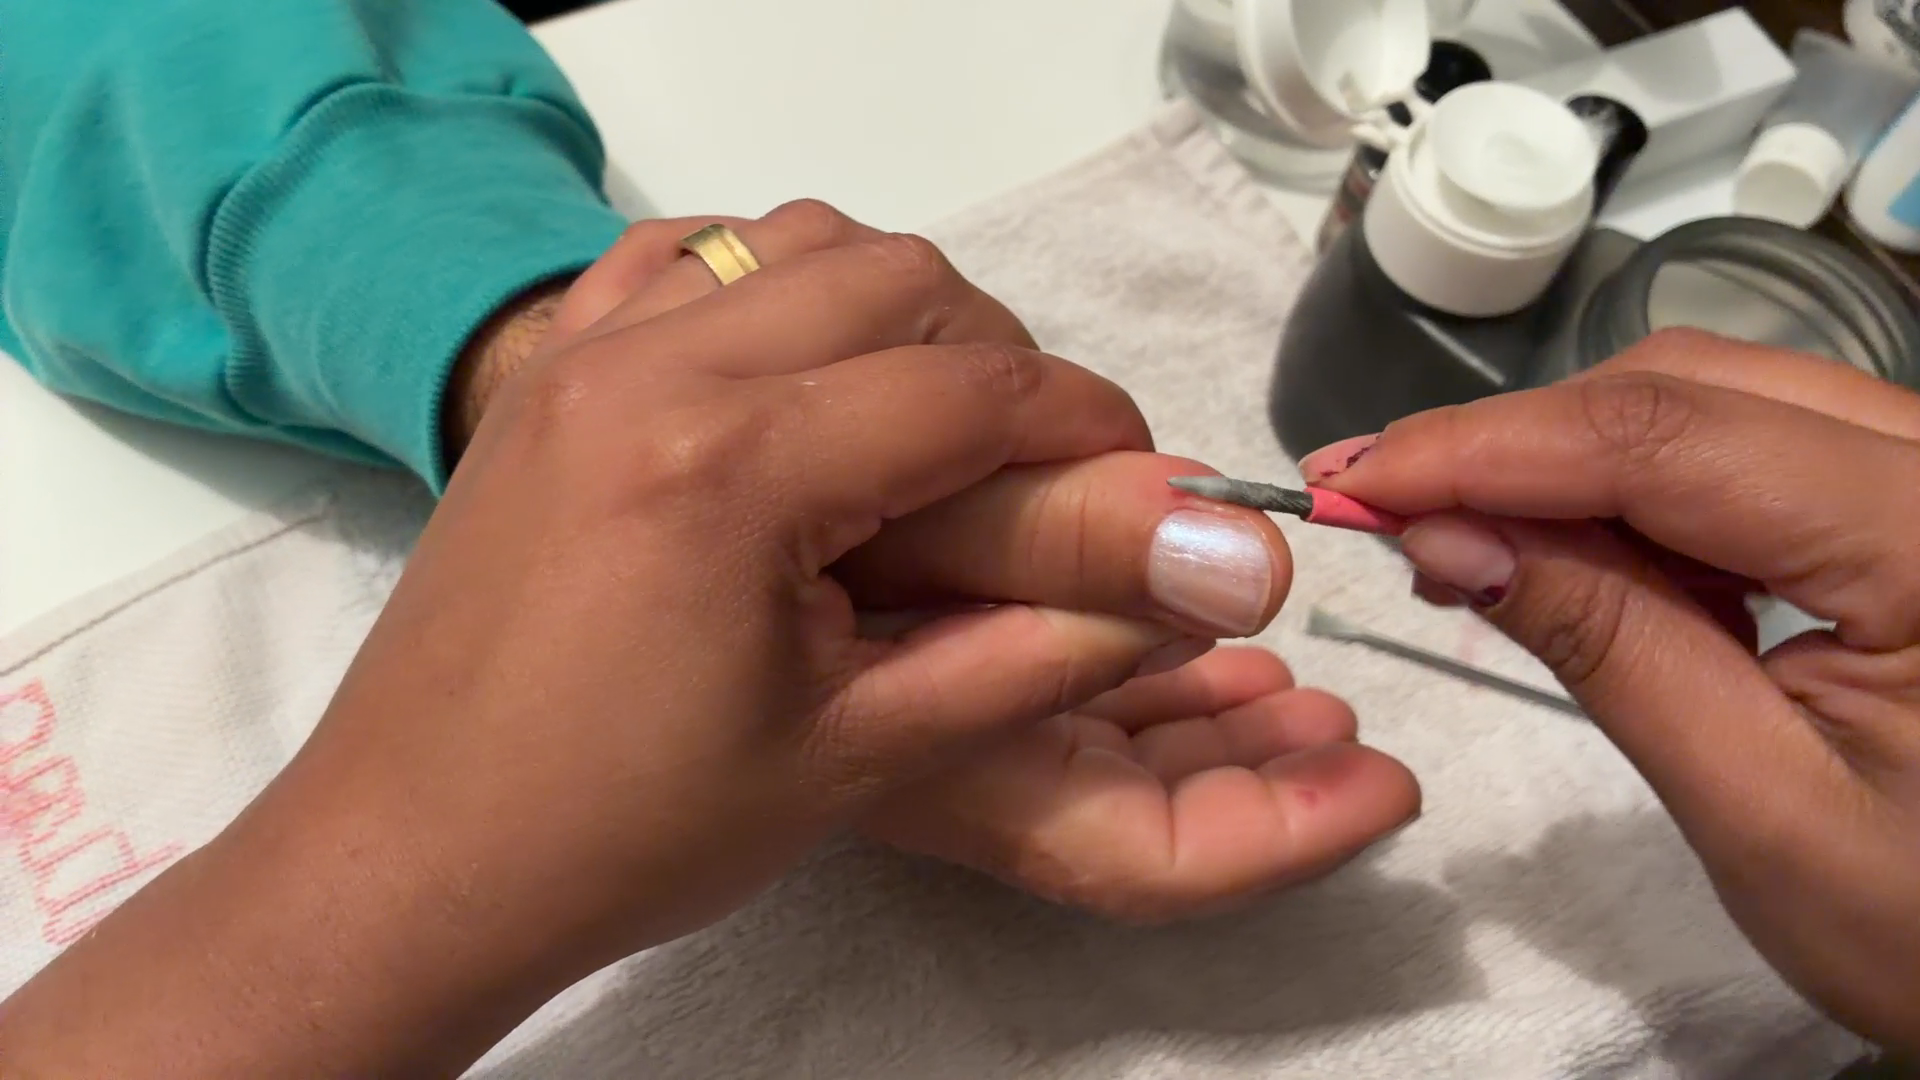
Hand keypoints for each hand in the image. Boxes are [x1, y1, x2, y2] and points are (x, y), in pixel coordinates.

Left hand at [0, 212, 1291, 1077]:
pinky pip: (693, 258)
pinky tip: (801, 371)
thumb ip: (1032, 661)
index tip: (1133, 465)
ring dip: (896, 311)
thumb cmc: (636, 830)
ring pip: (802, 242)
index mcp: (734, 468)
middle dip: (997, 355)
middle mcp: (655, 364)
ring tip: (921, 415)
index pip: (969, 389)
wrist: (418, 857)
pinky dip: (780, 286)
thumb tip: (1176, 602)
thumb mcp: (863, 758)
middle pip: (898, 279)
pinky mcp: (551, 372)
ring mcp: (588, 351)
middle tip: (1026, 454)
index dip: (1079, 419)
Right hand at [1307, 329, 1919, 1052]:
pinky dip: (1602, 486)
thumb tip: (1437, 535)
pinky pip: (1725, 447)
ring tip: (1445, 532)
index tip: (1347, 482)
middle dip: (1496, 441)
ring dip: (1540, 460)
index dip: (1475, 447)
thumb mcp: (1760, 805)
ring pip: (1695, 403)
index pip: (1662, 442)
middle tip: (1375, 501)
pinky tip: (1545, 546)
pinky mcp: (1905, 495)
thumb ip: (1598, 642)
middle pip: (1677, 390)